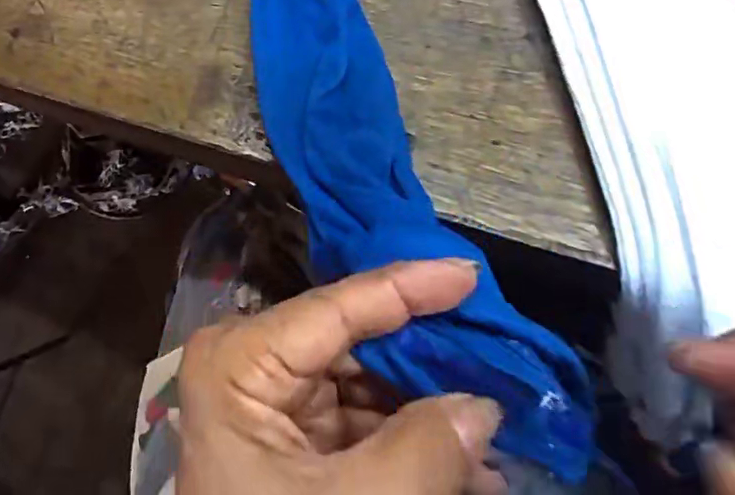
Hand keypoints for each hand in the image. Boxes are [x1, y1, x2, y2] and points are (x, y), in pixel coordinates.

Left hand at [176, 258, 506, 494]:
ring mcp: (271, 402)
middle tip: (490, 348)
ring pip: (363, 382)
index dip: (407, 285)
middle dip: (425, 355)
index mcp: (242, 358)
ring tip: (493, 420)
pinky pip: (359, 421)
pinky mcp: (291, 441)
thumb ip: (423, 451)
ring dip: (427, 406)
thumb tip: (484, 405)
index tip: (466, 273)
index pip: (336, 305)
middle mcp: (252, 364)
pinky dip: (410, 439)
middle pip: (353, 340)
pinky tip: (465, 460)